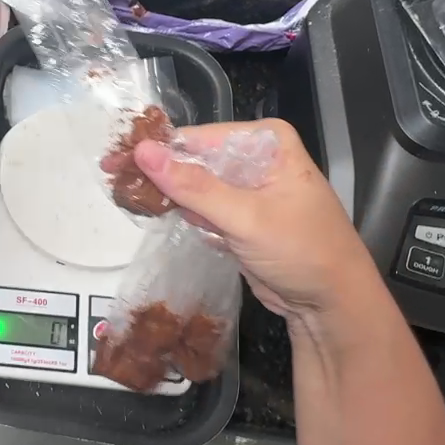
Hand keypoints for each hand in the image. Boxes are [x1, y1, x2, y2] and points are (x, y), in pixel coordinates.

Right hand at [132, 119, 381, 321]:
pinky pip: (200, 205)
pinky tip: (151, 211)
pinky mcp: (239, 215)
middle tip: (112, 176)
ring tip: (124, 195)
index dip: (156, 149)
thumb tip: (142, 152)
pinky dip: (179, 210)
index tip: (116, 160)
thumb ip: (191, 186)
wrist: (333, 306)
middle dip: (156, 170)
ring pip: (192, 182)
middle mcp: (256, 157)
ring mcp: (247, 187)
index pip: (198, 138)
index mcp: (266, 142)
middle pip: (193, 157)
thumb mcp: (244, 217)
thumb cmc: (302, 252)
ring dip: (163, 191)